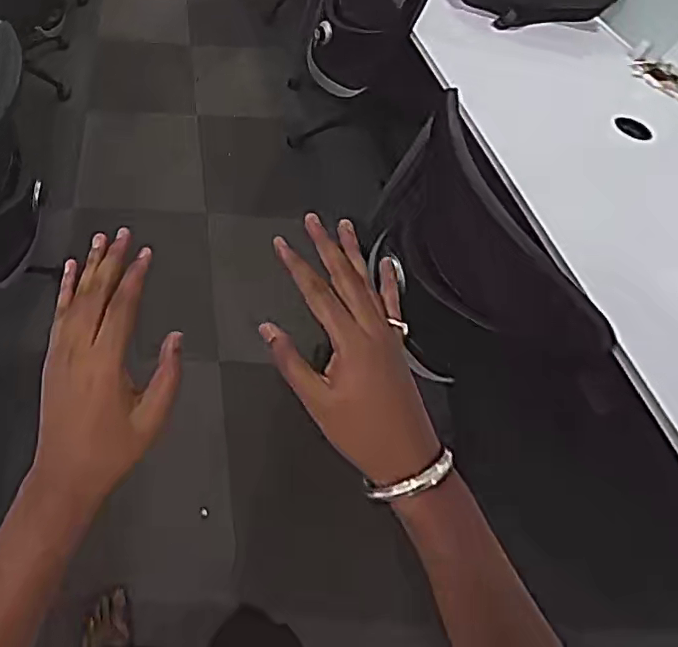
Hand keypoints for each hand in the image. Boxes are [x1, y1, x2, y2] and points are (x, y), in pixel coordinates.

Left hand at [31, 229, 183, 513]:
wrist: (63, 476)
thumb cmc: (111, 450)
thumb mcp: (151, 420)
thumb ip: (167, 376)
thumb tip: (175, 338)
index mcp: (105, 361)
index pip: (121, 306)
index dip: (134, 276)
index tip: (144, 253)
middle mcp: (79, 348)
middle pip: (96, 293)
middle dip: (111, 260)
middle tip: (123, 233)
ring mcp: (60, 350)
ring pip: (75, 298)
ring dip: (88, 266)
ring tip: (99, 239)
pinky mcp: (50, 356)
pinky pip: (57, 314)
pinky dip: (63, 288)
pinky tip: (68, 269)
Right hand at [264, 214, 440, 486]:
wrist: (408, 456)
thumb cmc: (364, 433)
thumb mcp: (318, 403)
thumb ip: (291, 362)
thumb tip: (269, 331)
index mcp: (350, 342)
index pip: (317, 291)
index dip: (297, 264)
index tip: (283, 245)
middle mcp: (371, 330)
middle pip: (344, 276)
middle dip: (325, 245)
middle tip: (312, 221)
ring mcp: (387, 333)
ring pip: (367, 281)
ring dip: (353, 252)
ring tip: (344, 227)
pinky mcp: (396, 342)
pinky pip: (392, 302)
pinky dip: (388, 279)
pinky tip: (386, 263)